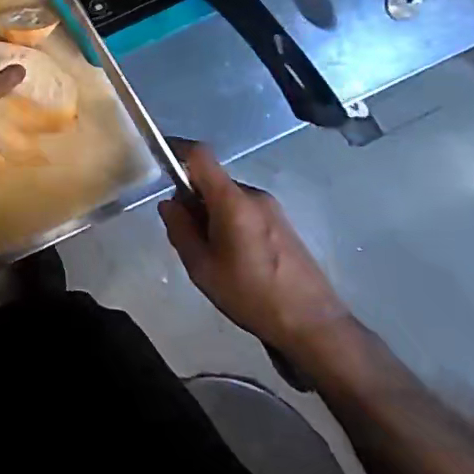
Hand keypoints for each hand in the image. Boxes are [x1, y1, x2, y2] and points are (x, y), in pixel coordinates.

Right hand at [160, 144, 350, 351]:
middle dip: (193, 198)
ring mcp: (272, 208)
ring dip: (212, 213)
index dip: (177, 149)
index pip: (200, 155)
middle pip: (213, 180)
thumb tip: (169, 204)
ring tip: (211, 254)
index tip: (160, 158)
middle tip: (185, 233)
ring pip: (229, 198)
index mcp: (232, 200)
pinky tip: (234, 259)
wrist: (314, 324)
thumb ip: (180, 230)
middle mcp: (253, 195)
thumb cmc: (252, 295)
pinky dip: (230, 222)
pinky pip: (246, 210)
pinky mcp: (284, 224)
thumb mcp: (202, 268)